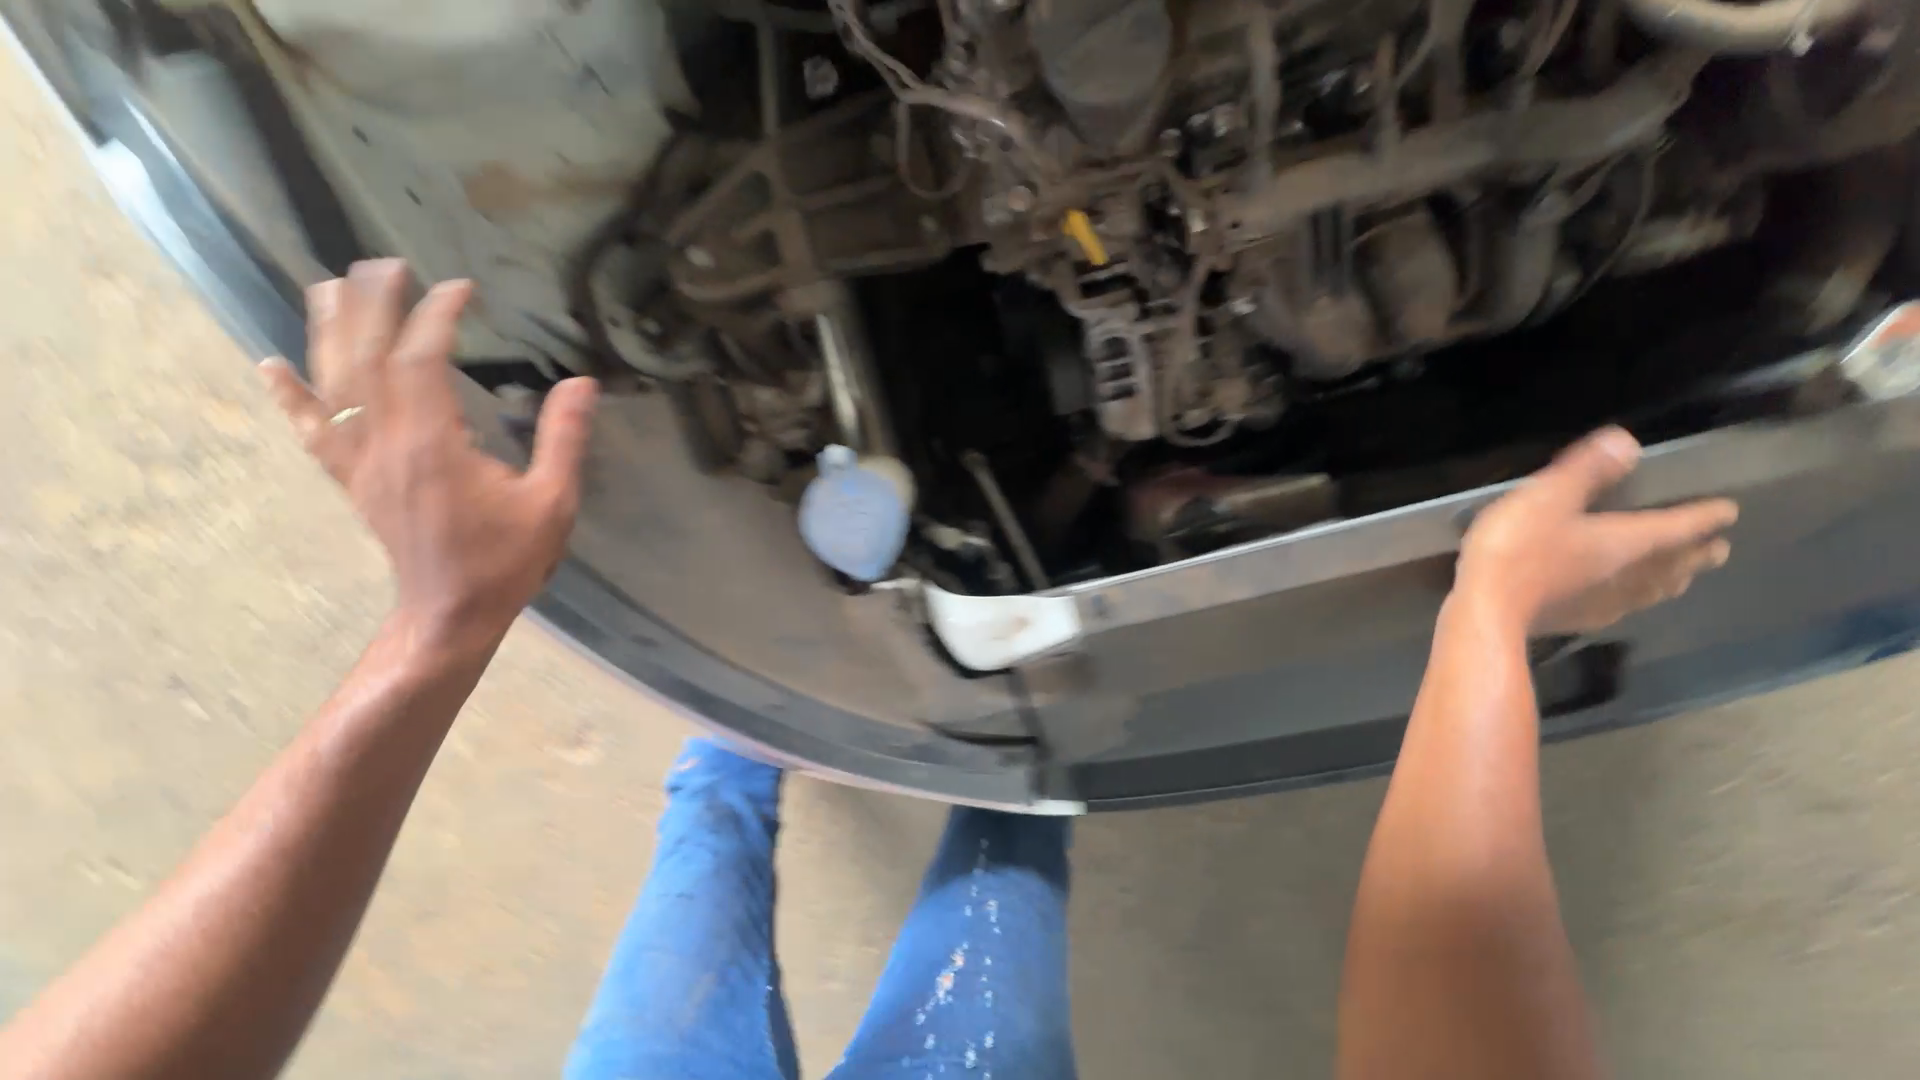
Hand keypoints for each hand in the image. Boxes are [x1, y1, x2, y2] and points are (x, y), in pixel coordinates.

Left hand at [259, 259, 598, 645]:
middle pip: (365, 359)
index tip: (459, 288)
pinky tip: (271, 364)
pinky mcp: (352, 480)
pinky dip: (289, 395)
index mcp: (434, 446)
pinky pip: (311, 430)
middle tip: (386, 263)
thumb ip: (564, 440)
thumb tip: (582, 384)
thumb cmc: (507, 560)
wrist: (451, 613)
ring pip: (331, 384)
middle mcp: (385, 445)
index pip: (422, 361)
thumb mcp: (553, 503)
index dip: (436, 316)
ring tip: (333, 284)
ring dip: (329, 330)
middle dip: (373, 305)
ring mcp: (360, 463)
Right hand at [1456, 426, 1737, 634]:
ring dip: (1673, 579)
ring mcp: (1606, 602)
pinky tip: (1621, 602)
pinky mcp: (1580, 620)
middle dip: (1698, 552)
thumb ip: (1586, 469)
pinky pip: (1622, 608)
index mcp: (1631, 541)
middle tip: (1716, 548)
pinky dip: (1635, 600)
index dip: (1705, 515)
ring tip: (1679, 576)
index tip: (1727, 510)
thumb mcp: (1546, 497)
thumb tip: (1627, 442)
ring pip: (1655, 590)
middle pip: (1677, 563)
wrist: (1487, 610)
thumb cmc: (1518, 549)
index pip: (1681, 525)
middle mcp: (1631, 573)